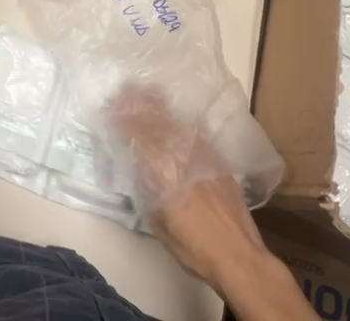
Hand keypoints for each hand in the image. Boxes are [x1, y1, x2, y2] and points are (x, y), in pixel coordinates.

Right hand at [106, 87, 263, 287]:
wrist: (240, 257)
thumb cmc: (194, 247)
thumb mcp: (159, 223)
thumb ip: (147, 192)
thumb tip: (139, 173)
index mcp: (164, 170)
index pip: (138, 135)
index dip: (122, 119)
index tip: (109, 109)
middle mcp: (183, 155)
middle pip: (157, 120)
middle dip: (138, 104)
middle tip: (124, 91)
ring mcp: (204, 155)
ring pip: (176, 122)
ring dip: (159, 107)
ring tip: (146, 94)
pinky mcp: (219, 161)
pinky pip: (195, 133)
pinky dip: (180, 123)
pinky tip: (176, 121)